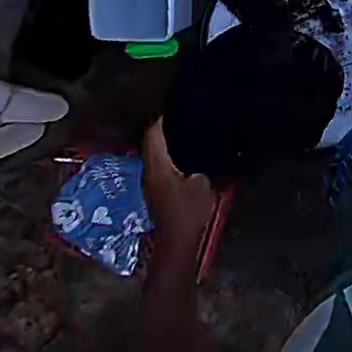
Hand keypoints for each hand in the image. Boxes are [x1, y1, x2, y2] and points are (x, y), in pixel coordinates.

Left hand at [142, 121, 216, 274]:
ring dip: (163, 147)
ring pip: (153, 158)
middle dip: (160, 132)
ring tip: (179, 137)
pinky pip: (158, 169)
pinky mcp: (155, 194)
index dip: (159, 121)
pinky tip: (180, 160)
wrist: (177, 241)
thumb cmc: (189, 211)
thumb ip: (198, 170)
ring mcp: (149, 185)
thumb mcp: (202, 184)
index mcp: (158, 166)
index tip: (168, 110)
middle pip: (150, 145)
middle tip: (176, 120)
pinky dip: (166, 159)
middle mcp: (149, 173)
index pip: (153, 136)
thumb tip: (196, 167)